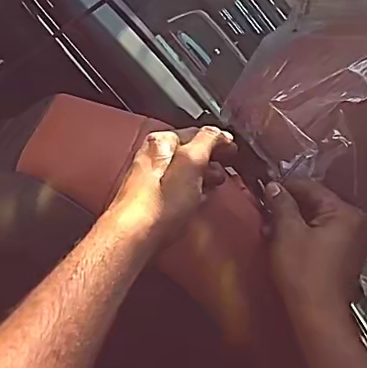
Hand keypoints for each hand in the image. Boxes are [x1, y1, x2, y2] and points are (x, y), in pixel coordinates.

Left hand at [105, 126, 233, 245]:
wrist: (134, 235)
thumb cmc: (158, 201)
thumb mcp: (192, 161)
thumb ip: (207, 140)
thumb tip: (219, 132)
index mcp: (160, 142)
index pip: (196, 133)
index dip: (218, 140)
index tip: (232, 148)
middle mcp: (151, 158)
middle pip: (188, 153)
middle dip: (210, 159)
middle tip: (226, 167)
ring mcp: (149, 180)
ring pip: (182, 172)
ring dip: (201, 176)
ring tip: (214, 186)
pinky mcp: (150, 201)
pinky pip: (175, 191)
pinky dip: (190, 193)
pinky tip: (196, 202)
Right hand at [264, 177, 366, 313]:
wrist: (318, 315)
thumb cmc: (303, 272)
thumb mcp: (287, 232)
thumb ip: (281, 203)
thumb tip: (274, 186)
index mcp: (344, 213)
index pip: (310, 187)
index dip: (284, 186)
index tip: (263, 189)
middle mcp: (354, 224)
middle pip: (315, 203)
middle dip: (288, 206)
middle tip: (264, 210)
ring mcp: (351, 243)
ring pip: (316, 220)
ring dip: (292, 221)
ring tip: (269, 227)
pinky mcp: (343, 258)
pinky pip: (320, 236)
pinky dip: (301, 235)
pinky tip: (283, 242)